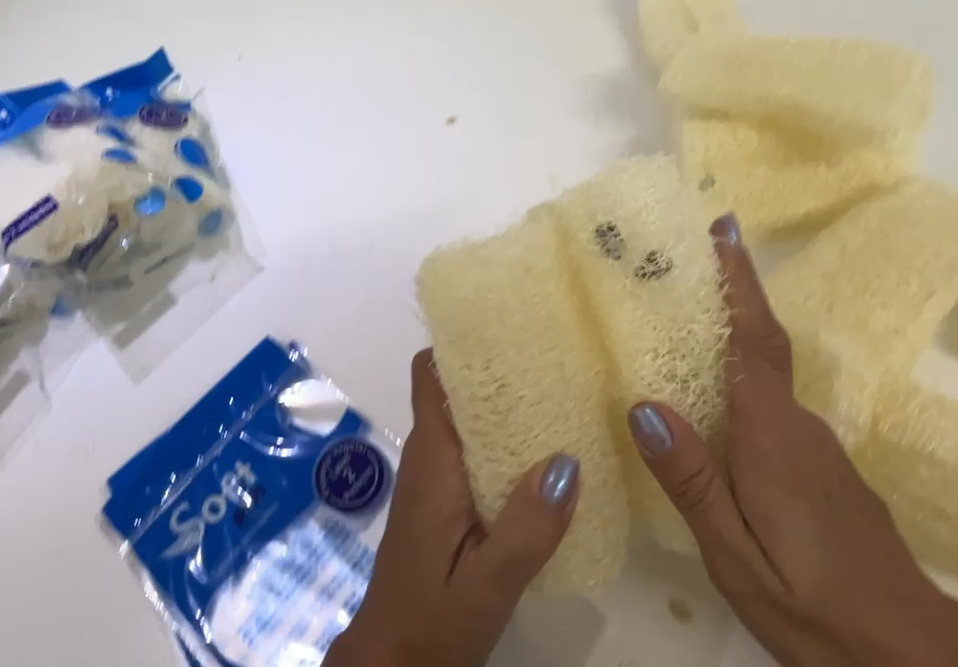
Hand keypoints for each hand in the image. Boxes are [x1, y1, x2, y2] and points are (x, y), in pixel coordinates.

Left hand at [325, 350, 579, 666]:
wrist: (389, 662)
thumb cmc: (432, 620)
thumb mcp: (489, 583)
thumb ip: (527, 527)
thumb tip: (568, 460)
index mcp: (433, 463)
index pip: (429, 377)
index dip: (459, 344)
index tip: (507, 324)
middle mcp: (428, 460)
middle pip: (453, 391)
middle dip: (495, 369)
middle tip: (554, 353)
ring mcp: (433, 482)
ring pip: (464, 422)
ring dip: (502, 405)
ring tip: (560, 392)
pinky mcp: (442, 504)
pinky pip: (471, 452)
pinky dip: (502, 441)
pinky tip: (545, 454)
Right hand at [626, 215, 957, 666]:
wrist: (917, 656)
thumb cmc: (818, 607)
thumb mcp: (736, 557)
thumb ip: (691, 480)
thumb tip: (644, 404)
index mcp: (772, 439)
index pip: (754, 342)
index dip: (739, 282)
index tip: (723, 229)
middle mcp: (799, 430)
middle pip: (758, 351)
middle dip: (727, 301)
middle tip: (679, 268)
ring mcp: (820, 453)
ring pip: (765, 386)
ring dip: (730, 348)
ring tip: (678, 339)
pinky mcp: (827, 476)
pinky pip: (774, 416)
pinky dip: (743, 394)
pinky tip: (718, 421)